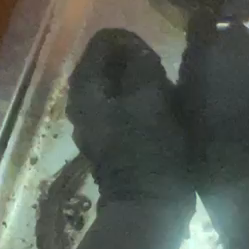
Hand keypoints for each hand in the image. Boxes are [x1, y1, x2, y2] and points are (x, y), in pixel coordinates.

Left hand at [67, 29, 191, 205]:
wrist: (148, 207)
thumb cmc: (150, 151)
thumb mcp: (150, 99)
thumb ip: (141, 65)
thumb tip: (137, 50)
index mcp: (85, 89)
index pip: (103, 41)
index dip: (131, 41)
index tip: (154, 56)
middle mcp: (81, 103)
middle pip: (107, 63)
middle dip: (135, 61)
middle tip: (163, 72)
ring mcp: (94, 123)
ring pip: (117, 85)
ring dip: (141, 81)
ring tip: (167, 89)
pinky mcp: (111, 138)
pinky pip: (124, 105)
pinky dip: (140, 100)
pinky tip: (162, 109)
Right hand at [177, 13, 248, 189]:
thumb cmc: (207, 156)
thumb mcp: (183, 116)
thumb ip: (186, 82)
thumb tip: (189, 63)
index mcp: (214, 57)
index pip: (204, 25)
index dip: (199, 30)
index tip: (193, 41)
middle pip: (236, 37)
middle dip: (224, 47)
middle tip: (212, 69)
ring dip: (245, 68)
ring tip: (233, 91)